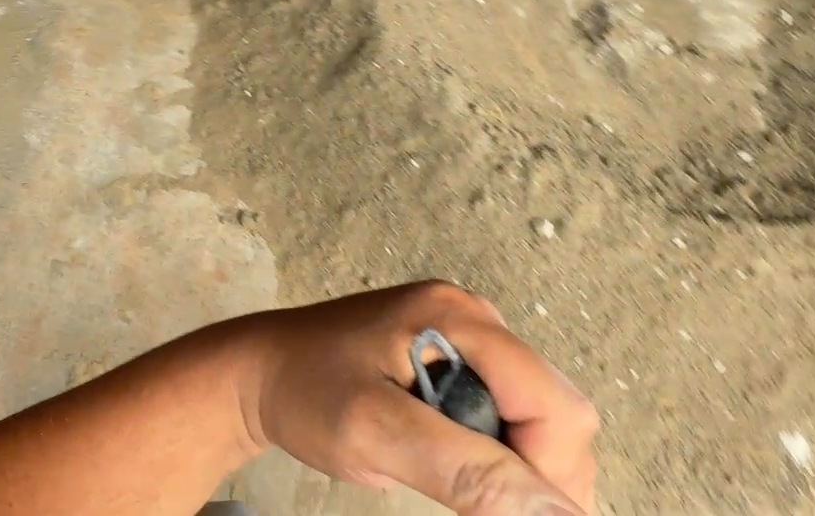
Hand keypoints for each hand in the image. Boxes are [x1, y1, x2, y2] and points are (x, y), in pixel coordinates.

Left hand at [233, 281, 597, 515]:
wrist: (256, 374)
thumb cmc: (303, 393)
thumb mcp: (376, 433)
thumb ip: (468, 472)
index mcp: (458, 317)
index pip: (559, 410)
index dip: (548, 474)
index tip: (495, 508)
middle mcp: (469, 317)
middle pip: (554, 415)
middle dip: (530, 471)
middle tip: (462, 494)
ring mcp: (459, 334)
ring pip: (534, 422)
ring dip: (508, 465)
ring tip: (441, 470)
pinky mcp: (446, 356)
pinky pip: (502, 415)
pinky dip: (488, 452)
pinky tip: (442, 456)